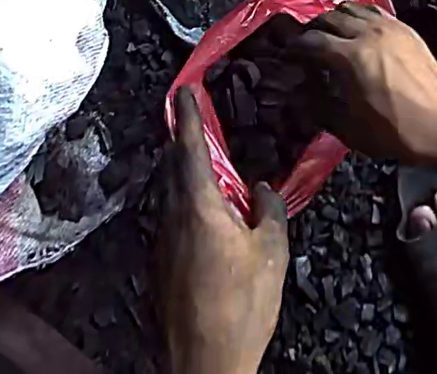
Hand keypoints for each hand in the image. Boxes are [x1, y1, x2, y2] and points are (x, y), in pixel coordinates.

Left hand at [158, 87, 287, 373]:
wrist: (207, 367)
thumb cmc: (242, 308)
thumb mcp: (271, 251)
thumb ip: (269, 208)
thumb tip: (260, 187)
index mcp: (201, 208)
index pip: (190, 148)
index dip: (187, 116)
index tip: (184, 90)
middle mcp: (176, 219)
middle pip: (177, 166)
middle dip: (185, 137)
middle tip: (196, 113)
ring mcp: (166, 243)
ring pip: (175, 191)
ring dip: (188, 167)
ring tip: (207, 154)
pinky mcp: (165, 264)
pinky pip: (176, 215)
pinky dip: (190, 196)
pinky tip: (210, 206)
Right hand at [293, 3, 436, 181]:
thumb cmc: (397, 132)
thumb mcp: (350, 128)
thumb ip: (319, 108)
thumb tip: (298, 96)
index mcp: (351, 57)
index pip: (312, 41)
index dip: (296, 47)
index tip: (289, 54)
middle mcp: (368, 34)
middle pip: (330, 18)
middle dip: (312, 29)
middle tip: (305, 43)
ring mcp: (389, 28)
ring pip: (352, 8)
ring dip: (335, 18)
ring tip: (329, 33)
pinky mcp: (405, 29)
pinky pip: (374, 12)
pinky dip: (359, 16)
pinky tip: (357, 30)